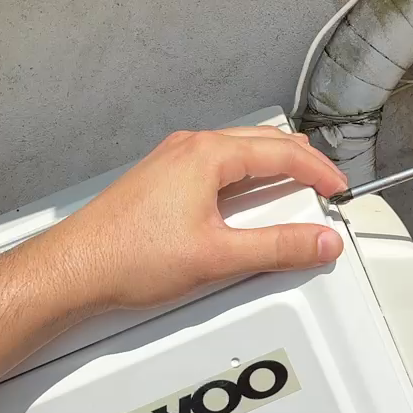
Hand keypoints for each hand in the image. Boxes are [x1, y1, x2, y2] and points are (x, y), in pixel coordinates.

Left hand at [38, 126, 348, 309]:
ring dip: (271, 164)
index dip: (317, 171)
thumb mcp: (218, 256)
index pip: (281, 154)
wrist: (74, 269)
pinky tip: (246, 194)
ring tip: (295, 183)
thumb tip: (320, 241)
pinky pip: (216, 162)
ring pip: (238, 150)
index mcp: (207, 154)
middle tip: (324, 183)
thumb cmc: (131, 257)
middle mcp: (190, 146)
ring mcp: (173, 159)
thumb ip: (278, 247)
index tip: (338, 188)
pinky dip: (245, 173)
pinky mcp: (162, 176)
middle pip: (261, 143)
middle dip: (299, 161)